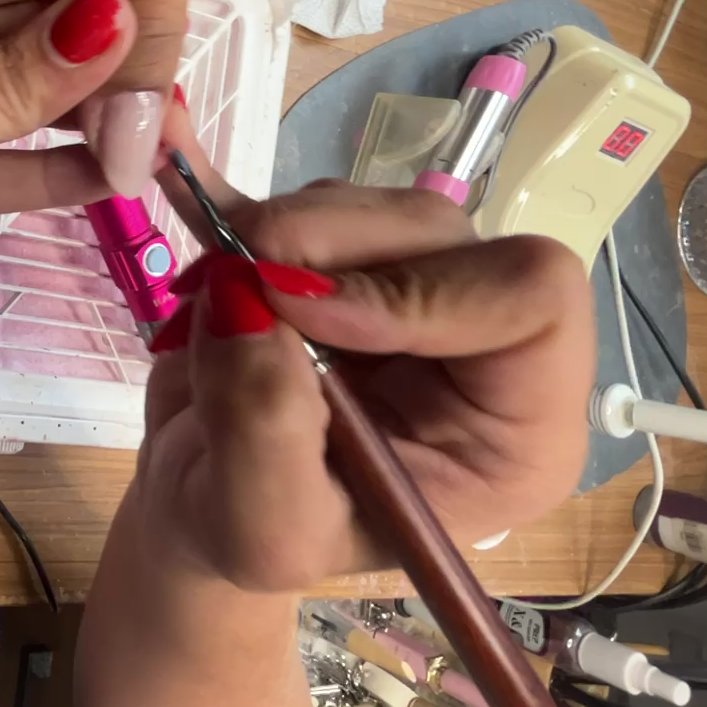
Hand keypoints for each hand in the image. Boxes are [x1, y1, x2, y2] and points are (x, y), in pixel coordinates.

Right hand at [133, 183, 595, 591]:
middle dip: (318, 243)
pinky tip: (180, 172)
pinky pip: (287, 201)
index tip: (296, 313)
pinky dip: (225, 188)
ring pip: (359, 207)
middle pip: (434, 231)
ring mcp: (388, 294)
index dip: (411, 291)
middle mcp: (464, 345)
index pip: (526, 300)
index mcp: (505, 424)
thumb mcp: (261, 522)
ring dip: (269, 231)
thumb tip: (246, 294)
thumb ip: (264, 423)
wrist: (197, 501)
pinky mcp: (316, 266)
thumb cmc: (246, 534)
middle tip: (227, 277)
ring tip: (204, 294)